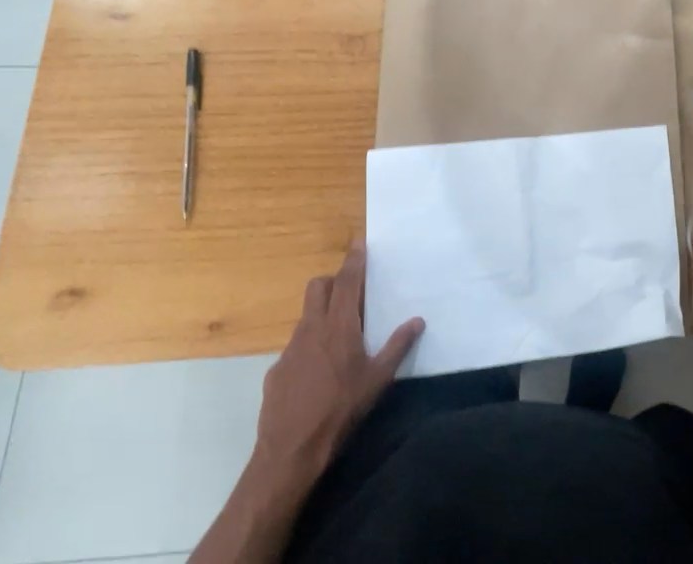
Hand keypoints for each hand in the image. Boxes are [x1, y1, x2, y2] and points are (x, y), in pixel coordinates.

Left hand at [254, 244, 422, 477]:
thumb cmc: (342, 409)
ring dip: (322, 315)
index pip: (346, 282)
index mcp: (339, 327)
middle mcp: (311, 330)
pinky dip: (310, 346)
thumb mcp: (379, 379)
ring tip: (339, 336)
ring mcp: (289, 349)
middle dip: (332, 281)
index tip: (358, 243)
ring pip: (306, 317)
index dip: (354, 261)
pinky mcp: (276, 370)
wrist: (292, 449)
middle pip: (317, 288)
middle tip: (349, 289)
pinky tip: (319, 373)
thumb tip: (417, 320)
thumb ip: (398, 346)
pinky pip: (296, 346)